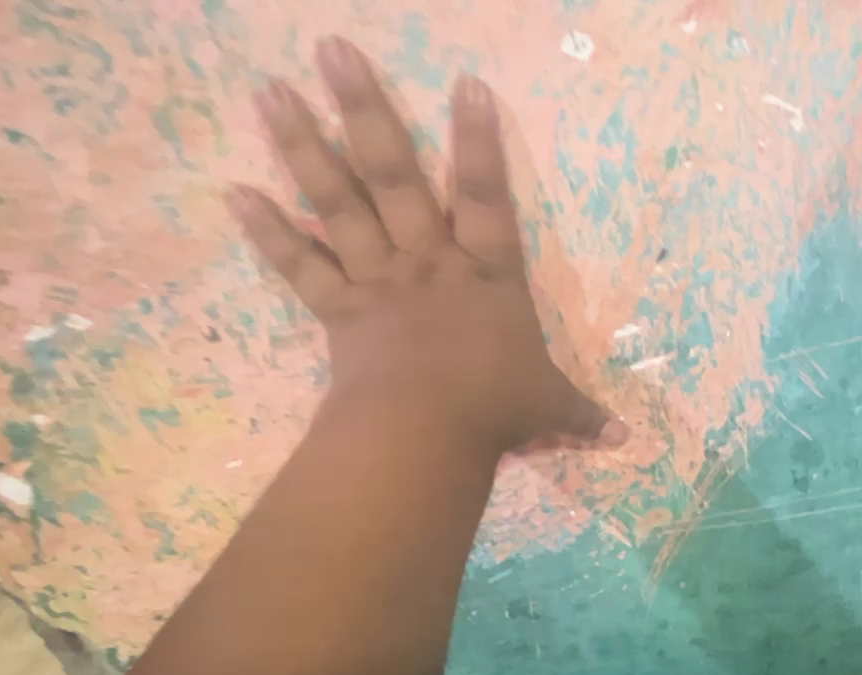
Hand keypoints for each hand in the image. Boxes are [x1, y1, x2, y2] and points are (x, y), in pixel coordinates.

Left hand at [226, 37, 624, 460]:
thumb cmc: (497, 407)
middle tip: (333, 48)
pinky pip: (301, 267)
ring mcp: (381, 282)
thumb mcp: (553, 408)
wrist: (429, 429)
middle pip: (397, 178)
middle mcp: (431, 264)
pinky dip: (270, 233)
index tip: (467, 84)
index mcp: (489, 278)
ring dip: (305, 148)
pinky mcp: (341, 311)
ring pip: (341, 205)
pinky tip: (235, 192)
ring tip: (269, 91)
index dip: (480, 144)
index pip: (486, 198)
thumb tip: (625, 438)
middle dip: (368, 112)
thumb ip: (585, 415)